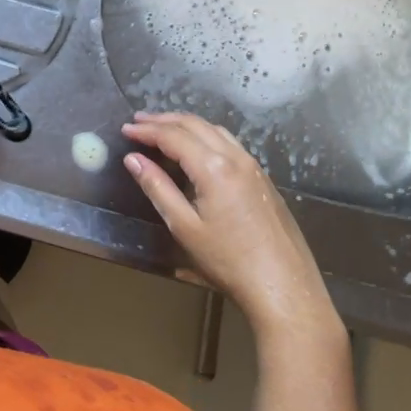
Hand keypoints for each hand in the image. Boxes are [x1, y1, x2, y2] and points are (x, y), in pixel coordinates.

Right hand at [122, 112, 339, 340]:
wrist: (286, 289)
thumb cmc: (229, 261)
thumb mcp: (184, 227)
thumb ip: (157, 187)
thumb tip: (132, 159)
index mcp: (213, 167)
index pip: (173, 136)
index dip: (146, 131)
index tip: (125, 130)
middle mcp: (236, 158)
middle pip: (195, 125)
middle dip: (164, 120)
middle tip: (138, 122)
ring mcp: (254, 167)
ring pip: (215, 130)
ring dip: (186, 124)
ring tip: (163, 129)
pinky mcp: (264, 180)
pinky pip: (230, 143)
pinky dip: (206, 135)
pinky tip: (198, 148)